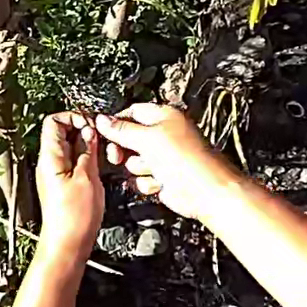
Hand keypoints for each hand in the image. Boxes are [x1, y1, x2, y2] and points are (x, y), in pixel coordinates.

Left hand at [35, 112, 103, 256]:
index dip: (74, 117)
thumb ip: (88, 151)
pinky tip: (97, 168)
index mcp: (49, 158)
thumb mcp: (88, 178)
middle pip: (62, 132)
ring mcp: (54, 173)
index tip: (92, 125)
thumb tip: (90, 131)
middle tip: (100, 140)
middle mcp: (48, 163)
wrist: (67, 246)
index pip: (54, 121)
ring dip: (86, 146)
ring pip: (69, 147)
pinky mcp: (62, 184)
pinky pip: (73, 162)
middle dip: (83, 131)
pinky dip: (86, 159)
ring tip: (101, 155)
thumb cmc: (74, 219)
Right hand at [94, 104, 242, 223]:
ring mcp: (162, 158)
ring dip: (139, 168)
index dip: (116, 123)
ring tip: (153, 169)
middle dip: (123, 149)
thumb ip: (122, 130)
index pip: (131, 113)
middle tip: (118, 155)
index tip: (102, 132)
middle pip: (127, 138)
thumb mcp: (148, 138)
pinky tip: (160, 183)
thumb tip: (102, 120)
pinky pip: (140, 179)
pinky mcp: (161, 178)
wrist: (205, 192)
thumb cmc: (187, 160)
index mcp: (163, 117)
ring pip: (132, 161)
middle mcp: (162, 135)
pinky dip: (147, 183)